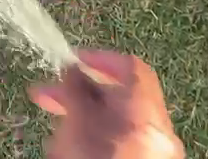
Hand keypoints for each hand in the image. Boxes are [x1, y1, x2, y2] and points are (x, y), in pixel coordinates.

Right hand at [29, 50, 181, 158]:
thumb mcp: (78, 123)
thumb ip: (76, 90)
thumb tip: (73, 68)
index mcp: (147, 113)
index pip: (132, 68)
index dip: (100, 58)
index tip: (71, 61)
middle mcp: (160, 132)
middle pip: (122, 96)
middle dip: (80, 91)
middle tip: (46, 94)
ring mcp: (156, 156)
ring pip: (119, 122)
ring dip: (83, 116)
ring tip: (54, 125)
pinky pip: (124, 144)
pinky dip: (98, 137)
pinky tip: (72, 147)